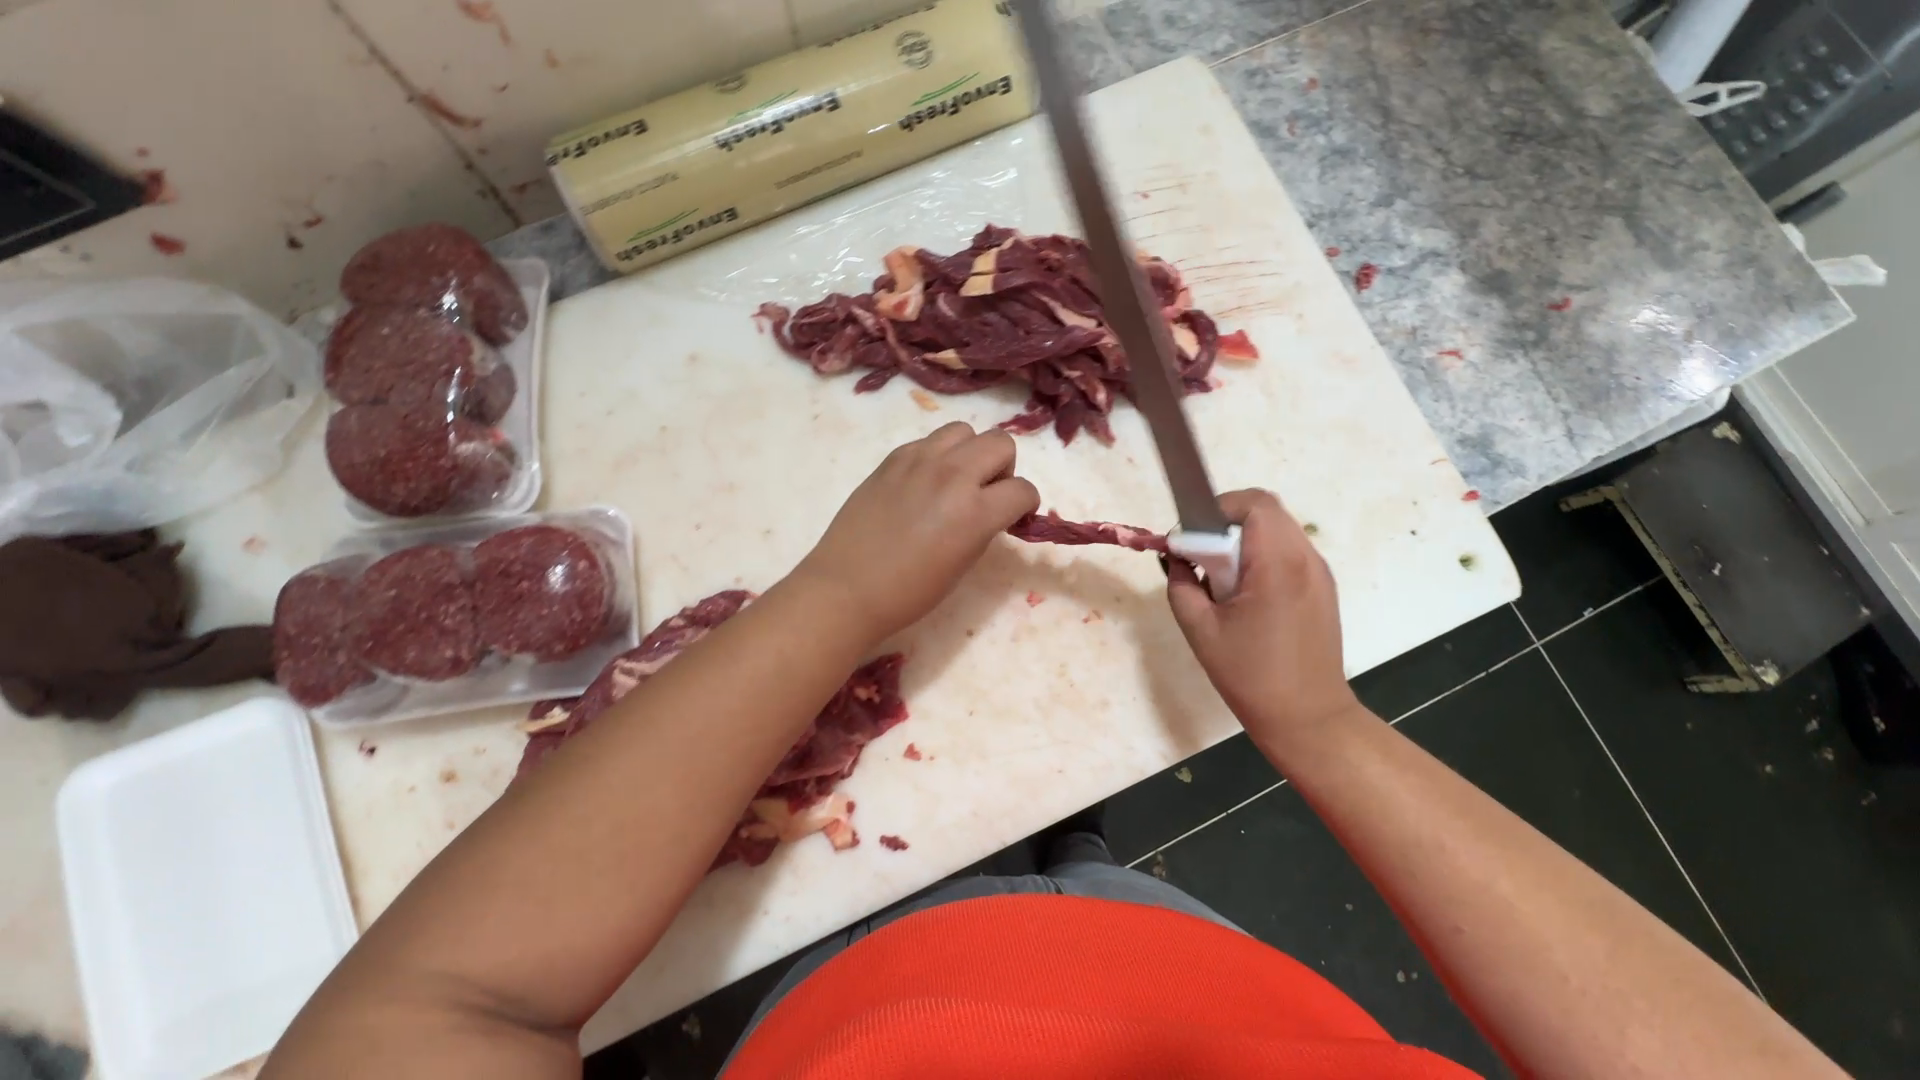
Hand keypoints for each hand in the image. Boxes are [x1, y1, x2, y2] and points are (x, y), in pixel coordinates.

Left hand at [796, 422, 1040, 642]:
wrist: (848, 587)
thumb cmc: (910, 591)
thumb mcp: (963, 563)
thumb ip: (985, 527)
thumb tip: (993, 510)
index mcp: (975, 511)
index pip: (1022, 489)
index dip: (1024, 505)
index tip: (1013, 518)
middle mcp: (952, 475)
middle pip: (1000, 443)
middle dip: (1003, 469)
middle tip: (986, 495)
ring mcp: (919, 461)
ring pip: (964, 431)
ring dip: (970, 453)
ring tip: (955, 482)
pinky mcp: (892, 459)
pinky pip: (928, 441)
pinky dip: (937, 456)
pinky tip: (923, 484)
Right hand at [1167, 489, 1363, 749]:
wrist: (1307, 717)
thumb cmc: (1249, 676)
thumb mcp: (1199, 630)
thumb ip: (1181, 584)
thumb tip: (1178, 557)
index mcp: (1277, 566)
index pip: (1253, 504)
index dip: (1218, 508)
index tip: (1194, 539)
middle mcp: (1305, 560)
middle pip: (1267, 511)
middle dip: (1228, 523)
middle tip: (1204, 558)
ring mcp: (1320, 573)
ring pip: (1279, 530)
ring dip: (1246, 540)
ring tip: (1224, 580)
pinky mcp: (1323, 588)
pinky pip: (1289, 552)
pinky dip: (1263, 557)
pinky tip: (1247, 595)